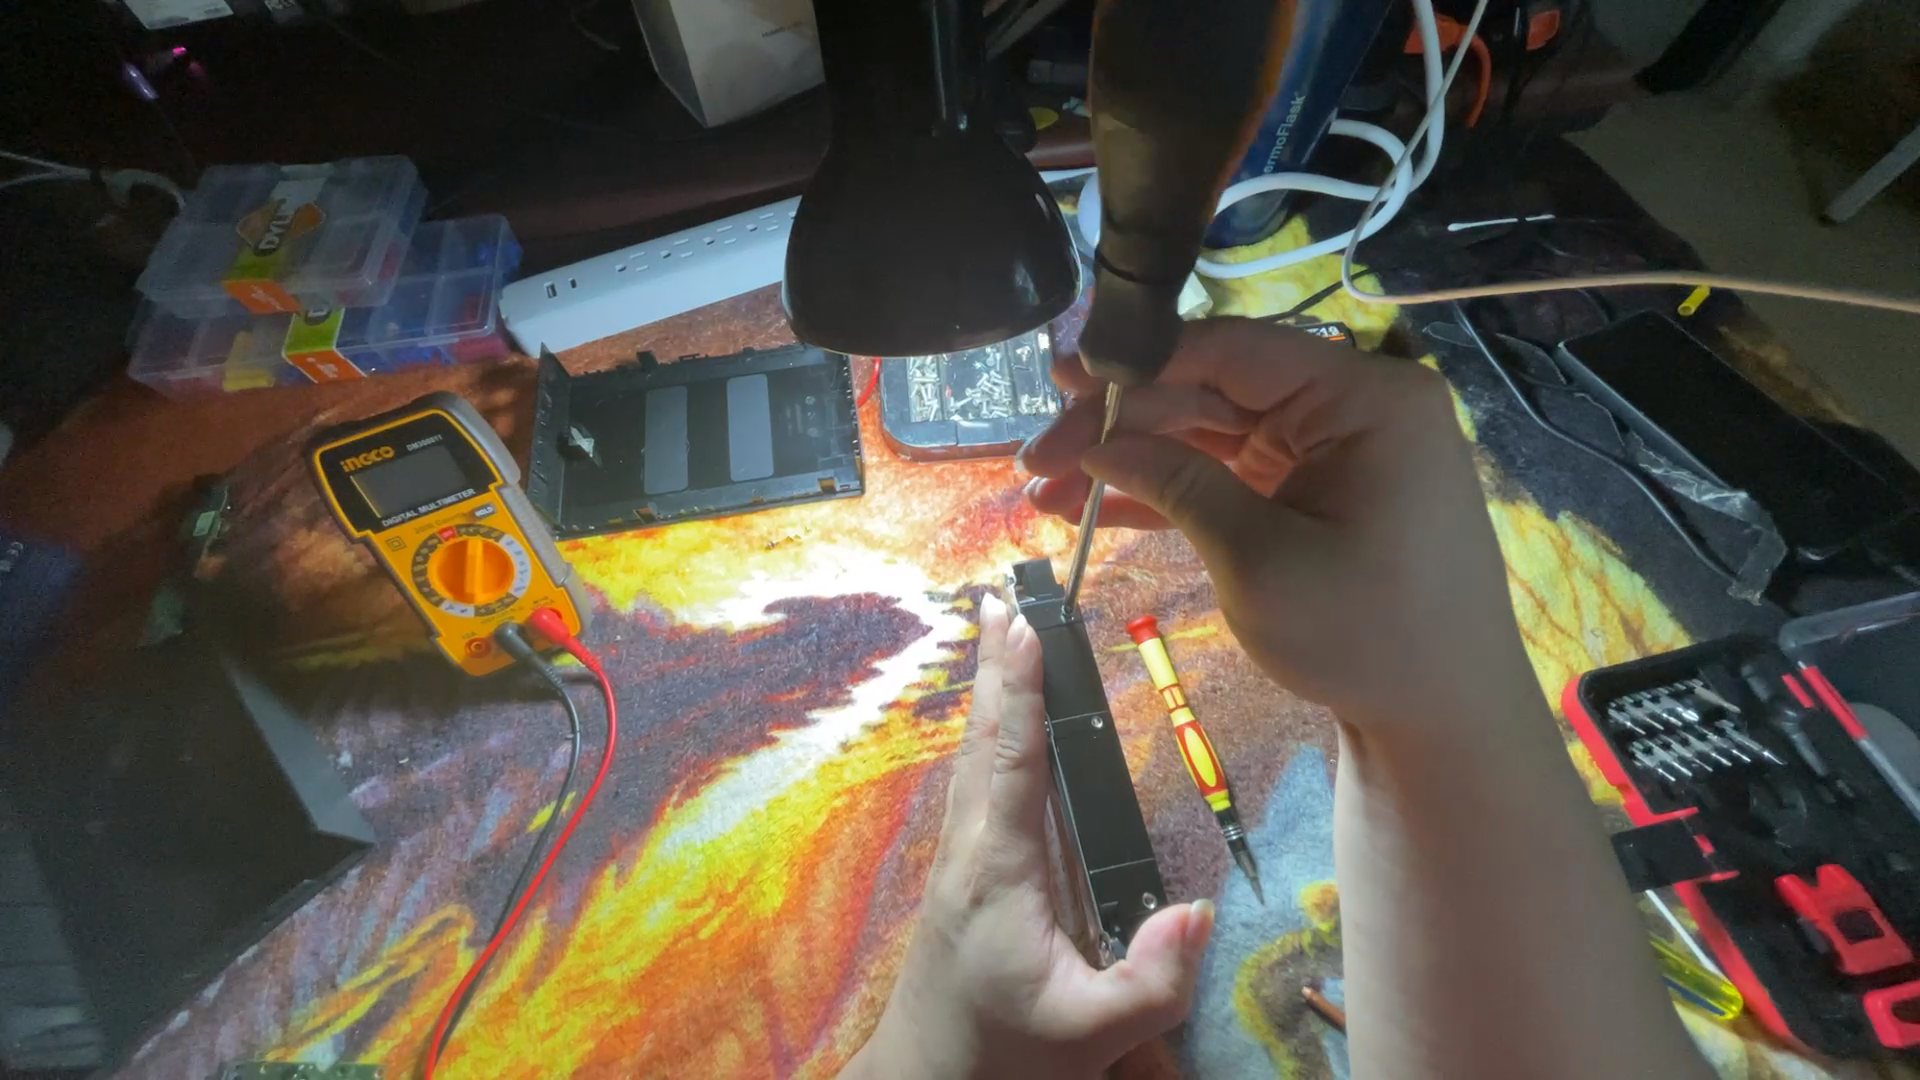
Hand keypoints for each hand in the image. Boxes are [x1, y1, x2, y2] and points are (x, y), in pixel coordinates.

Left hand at [847, 595, 1213, 1079]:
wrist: (928, 1070)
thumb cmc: (1002, 1051)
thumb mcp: (1089, 1033)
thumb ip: (1151, 980)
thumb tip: (1199, 910)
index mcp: (998, 864)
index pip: (1013, 757)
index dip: (1021, 689)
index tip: (1026, 629)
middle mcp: (972, 839)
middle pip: (985, 734)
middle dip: (995, 665)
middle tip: (999, 602)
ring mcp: (962, 844)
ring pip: (974, 747)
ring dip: (988, 686)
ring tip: (994, 633)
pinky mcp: (965, 854)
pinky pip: (975, 770)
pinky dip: (986, 723)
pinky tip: (994, 711)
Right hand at [1022, 318, 1532, 734]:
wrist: (1434, 717)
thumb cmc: (1365, 636)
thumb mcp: (1258, 558)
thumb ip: (1176, 484)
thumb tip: (1095, 444)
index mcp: (1360, 398)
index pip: (1231, 351)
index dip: (1138, 361)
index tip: (1062, 376)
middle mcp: (1340, 409)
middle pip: (1205, 393)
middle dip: (1116, 428)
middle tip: (1035, 459)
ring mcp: (1316, 452)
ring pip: (1199, 436)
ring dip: (1124, 464)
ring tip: (1045, 495)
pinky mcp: (1296, 492)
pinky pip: (1217, 476)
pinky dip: (1157, 494)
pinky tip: (1089, 509)